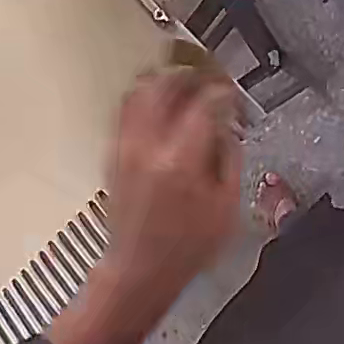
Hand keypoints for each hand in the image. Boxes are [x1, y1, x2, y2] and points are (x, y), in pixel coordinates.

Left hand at [47, 70, 241, 343]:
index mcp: (181, 160)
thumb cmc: (184, 247)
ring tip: (183, 85)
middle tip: (206, 77)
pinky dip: (144, 99)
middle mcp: (148, 147)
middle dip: (190, 73)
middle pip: (164, 83)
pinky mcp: (113, 154)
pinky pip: (125, 110)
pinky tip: (159, 106)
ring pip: (139, 91)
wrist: (140, 269)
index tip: (230, 92)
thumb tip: (227, 126)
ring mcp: (125, 148)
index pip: (203, 102)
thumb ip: (229, 157)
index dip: (222, 89)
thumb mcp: (226, 206)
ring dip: (163, 80)